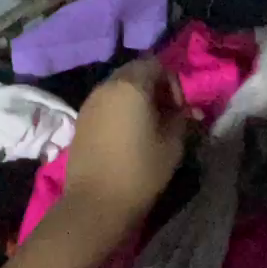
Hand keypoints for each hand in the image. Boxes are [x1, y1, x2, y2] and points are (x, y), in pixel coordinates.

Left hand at [62, 58, 192, 225]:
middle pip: (135, 72)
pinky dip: (119, 109)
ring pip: (118, 87)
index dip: (172, 83)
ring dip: (135, 98)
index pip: (156, 64)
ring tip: (146, 126)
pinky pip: (105, 103)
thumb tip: (186, 111)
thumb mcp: (173, 144)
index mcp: (132, 84)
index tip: (179, 110)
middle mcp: (107, 86)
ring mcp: (90, 102)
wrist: (95, 203)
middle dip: (153, 87)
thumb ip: (182, 119)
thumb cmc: (140, 170)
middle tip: (165, 115)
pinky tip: (126, 135)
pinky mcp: (80, 120)